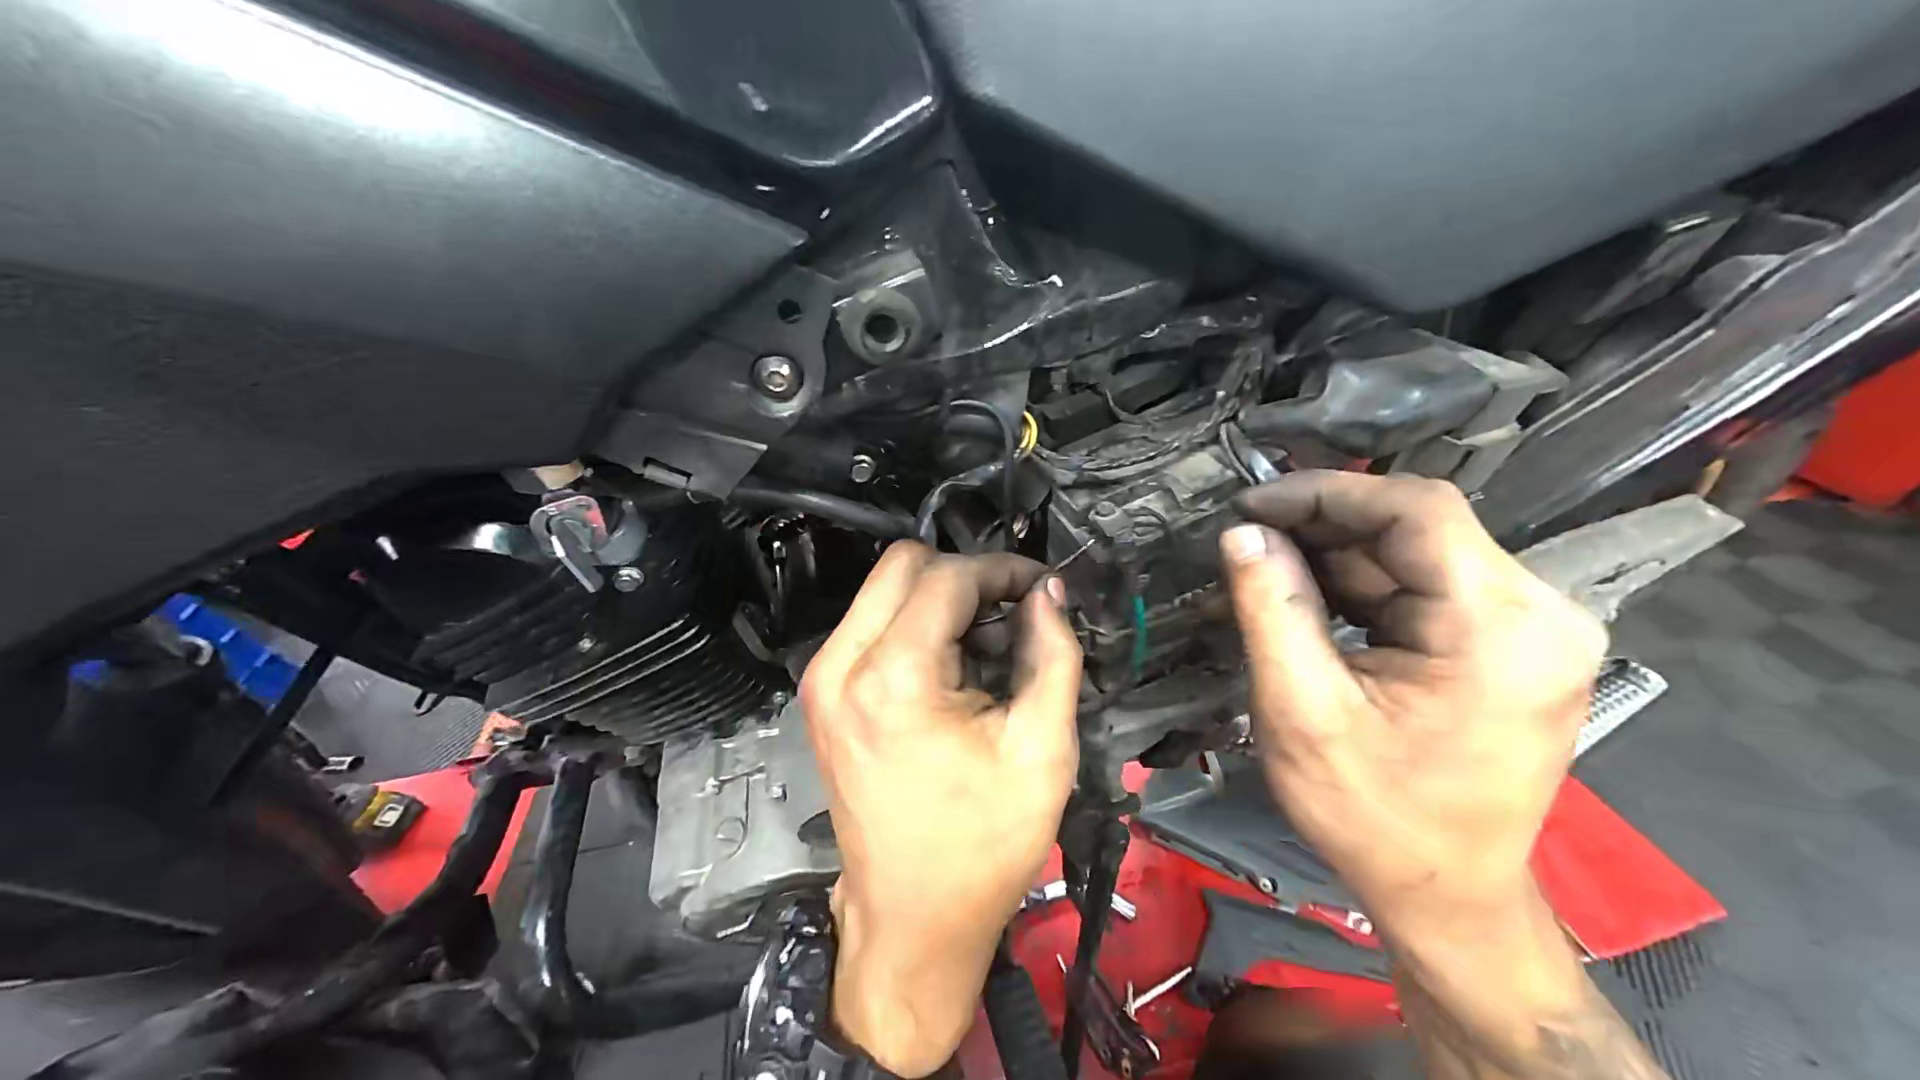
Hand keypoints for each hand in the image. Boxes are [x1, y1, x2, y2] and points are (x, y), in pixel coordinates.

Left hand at [800, 542, 1081, 1077]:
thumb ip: (1053, 654)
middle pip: (904, 565)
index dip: (1003, 572)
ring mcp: (821, 680)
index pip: (948, 577)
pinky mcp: (821, 696)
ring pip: (884, 589)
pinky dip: (914, 626)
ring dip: (940, 600)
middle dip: (966, 577)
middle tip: (1011, 614)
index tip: (1039, 590)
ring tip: (986, 646)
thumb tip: (1048, 593)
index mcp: (892, 678)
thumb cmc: (981, 846)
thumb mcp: (1042, 748)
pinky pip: (869, 625)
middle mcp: (840, 667)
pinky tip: (952, 666)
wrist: (913, 917)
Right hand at [1217, 471, 1606, 938]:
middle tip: (1246, 537)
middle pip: (1418, 527)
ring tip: (1265, 569)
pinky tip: (1309, 598)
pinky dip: (1361, 585)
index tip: (1251, 503)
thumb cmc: (1373, 814)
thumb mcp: (1301, 710)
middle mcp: (1539, 613)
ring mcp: (1530, 628)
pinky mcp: (1509, 644)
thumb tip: (1242, 532)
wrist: (1446, 893)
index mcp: (1501, 627)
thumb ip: (1271, 608)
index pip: (1416, 510)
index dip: (1324, 491)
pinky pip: (1425, 586)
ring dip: (1336, 555)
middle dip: (1323, 525)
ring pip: (1416, 553)